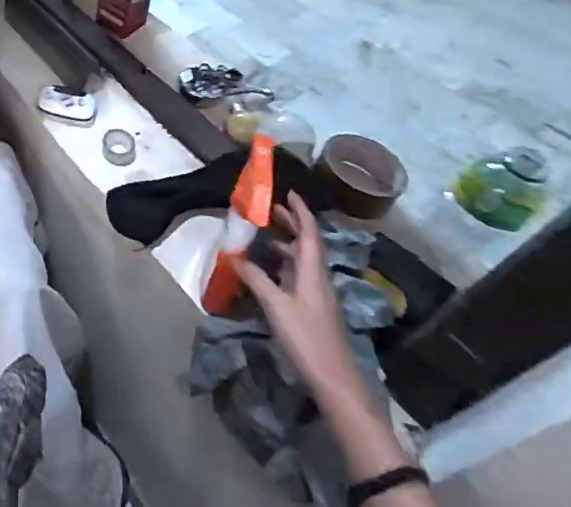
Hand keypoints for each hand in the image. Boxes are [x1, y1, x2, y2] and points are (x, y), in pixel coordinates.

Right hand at [235, 192, 364, 401]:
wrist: (334, 379)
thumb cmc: (306, 337)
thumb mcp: (276, 306)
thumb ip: (256, 279)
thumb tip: (236, 257)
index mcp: (313, 270)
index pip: (309, 231)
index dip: (300, 210)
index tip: (288, 192)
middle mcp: (318, 276)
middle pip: (307, 242)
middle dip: (291, 223)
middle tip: (270, 210)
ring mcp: (317, 293)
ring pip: (302, 259)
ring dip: (286, 244)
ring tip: (264, 237)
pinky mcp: (313, 308)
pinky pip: (298, 275)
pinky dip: (284, 264)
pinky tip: (268, 271)